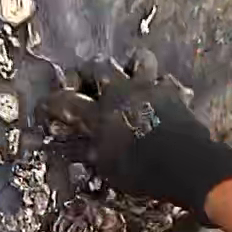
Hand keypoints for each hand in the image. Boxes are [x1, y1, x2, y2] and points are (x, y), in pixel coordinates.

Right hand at [37, 49, 231, 222]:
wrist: (186, 164)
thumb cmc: (140, 171)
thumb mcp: (108, 168)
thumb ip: (93, 152)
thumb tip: (81, 147)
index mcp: (99, 113)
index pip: (66, 102)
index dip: (53, 103)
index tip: (45, 105)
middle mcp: (121, 93)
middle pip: (98, 68)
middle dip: (87, 72)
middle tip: (83, 82)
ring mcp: (150, 89)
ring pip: (138, 60)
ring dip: (131, 66)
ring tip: (128, 76)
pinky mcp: (173, 93)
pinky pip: (166, 81)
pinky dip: (161, 87)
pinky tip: (159, 97)